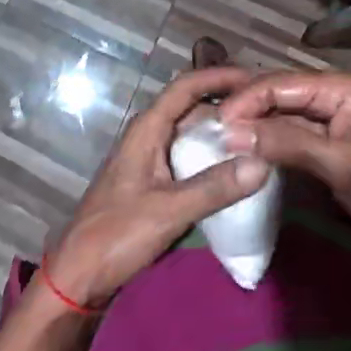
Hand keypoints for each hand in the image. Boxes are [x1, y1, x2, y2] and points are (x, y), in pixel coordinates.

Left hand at [44, 67, 270, 307]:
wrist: (80, 273)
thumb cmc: (117, 234)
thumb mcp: (169, 210)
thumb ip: (214, 187)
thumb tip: (263, 161)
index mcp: (147, 129)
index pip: (186, 87)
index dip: (219, 76)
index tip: (256, 78)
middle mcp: (149, 134)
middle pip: (192, 107)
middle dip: (228, 104)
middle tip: (270, 110)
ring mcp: (151, 157)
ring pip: (192, 132)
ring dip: (223, 131)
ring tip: (264, 134)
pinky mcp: (155, 180)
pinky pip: (189, 156)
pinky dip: (213, 155)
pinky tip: (238, 167)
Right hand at [219, 71, 350, 275]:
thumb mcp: (346, 168)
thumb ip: (289, 144)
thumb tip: (231, 131)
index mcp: (342, 88)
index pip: (281, 84)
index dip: (246, 100)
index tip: (215, 125)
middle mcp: (332, 95)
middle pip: (275, 93)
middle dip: (243, 109)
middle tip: (209, 131)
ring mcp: (328, 119)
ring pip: (277, 113)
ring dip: (250, 124)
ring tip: (217, 139)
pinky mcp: (324, 144)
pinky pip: (286, 134)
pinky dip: (264, 141)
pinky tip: (242, 149)